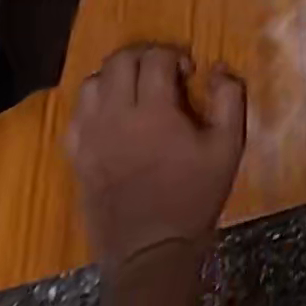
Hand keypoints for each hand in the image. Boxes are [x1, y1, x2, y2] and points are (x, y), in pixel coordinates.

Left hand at [64, 44, 246, 272]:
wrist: (151, 250)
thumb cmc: (194, 196)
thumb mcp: (228, 146)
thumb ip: (229, 99)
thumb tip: (218, 69)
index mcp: (154, 111)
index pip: (156, 58)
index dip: (175, 55)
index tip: (188, 73)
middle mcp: (116, 116)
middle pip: (119, 61)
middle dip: (144, 56)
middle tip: (163, 72)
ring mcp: (91, 136)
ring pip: (92, 81)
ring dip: (116, 75)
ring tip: (136, 89)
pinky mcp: (76, 156)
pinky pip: (75, 113)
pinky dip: (93, 103)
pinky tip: (112, 114)